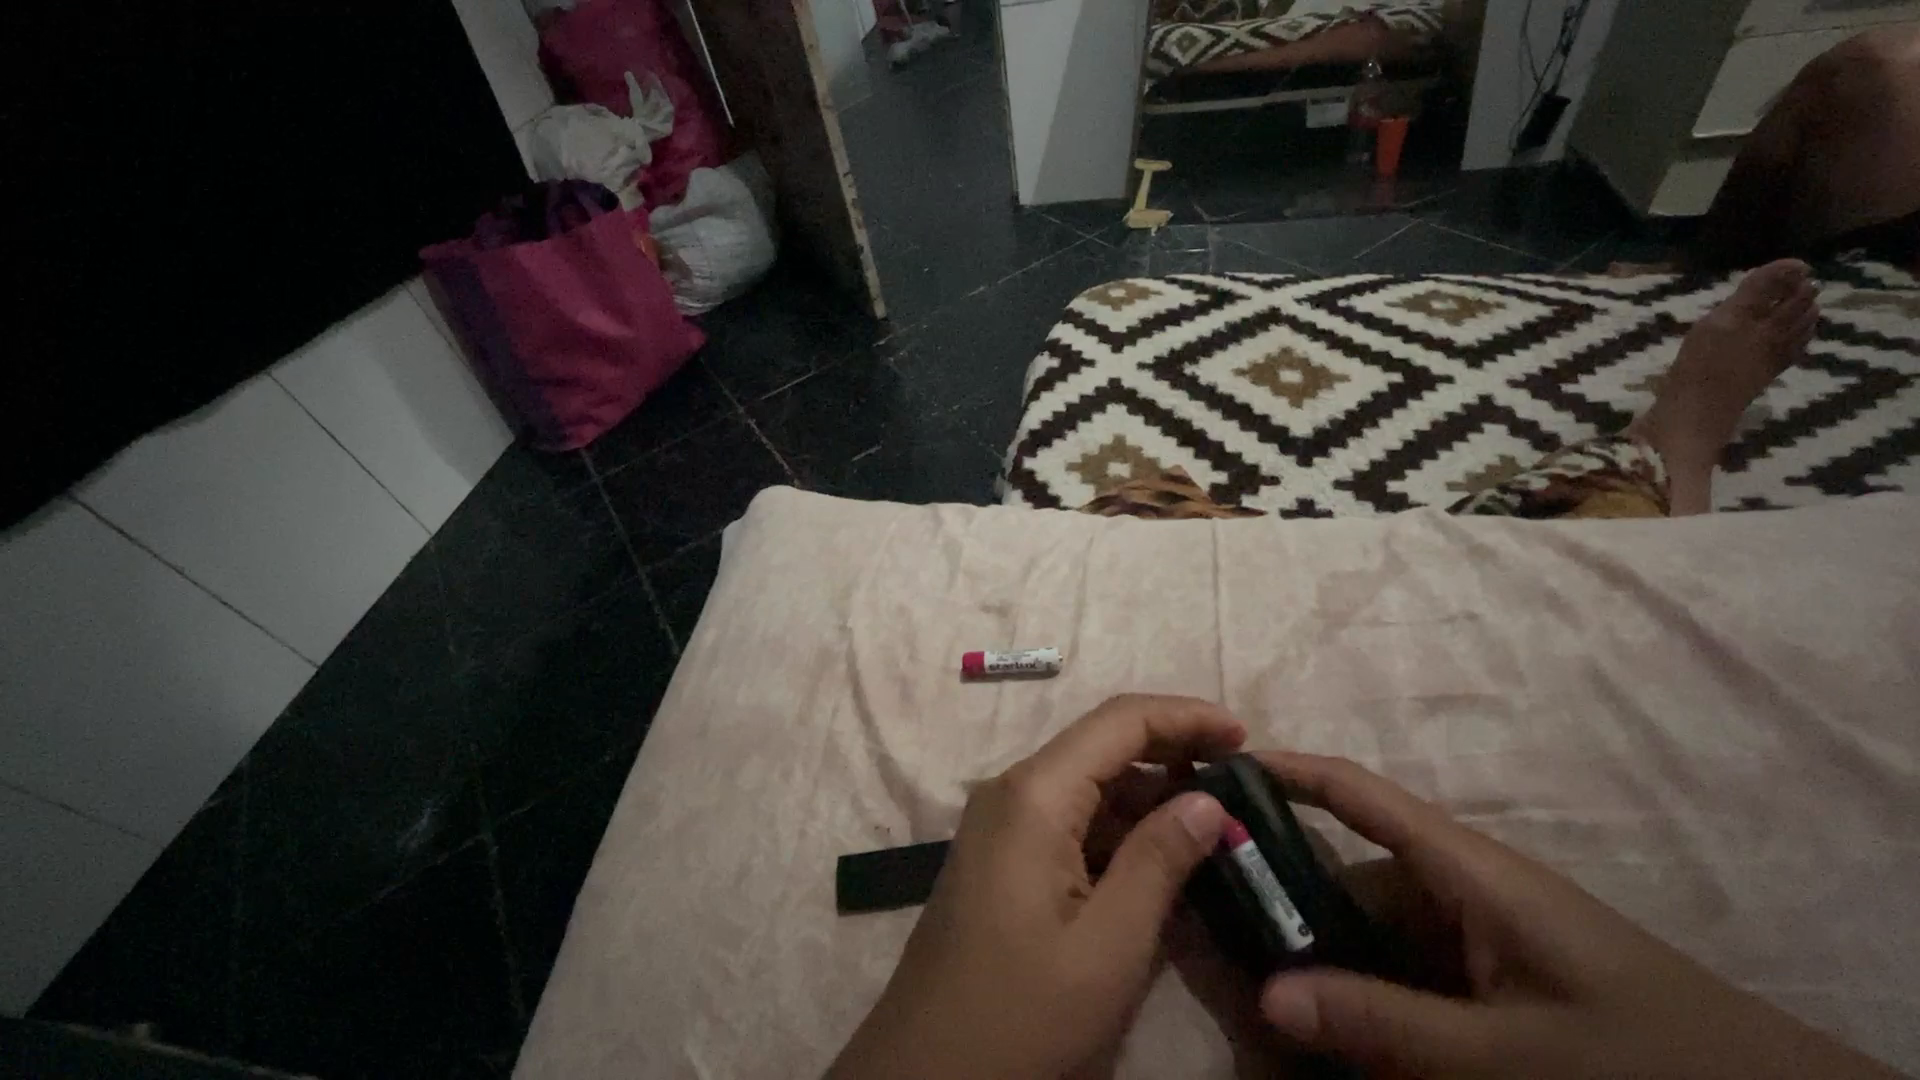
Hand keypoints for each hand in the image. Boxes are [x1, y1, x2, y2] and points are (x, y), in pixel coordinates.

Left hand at [825, 695, 1245, 1079]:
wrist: (926, 1073)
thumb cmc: (1021, 1013)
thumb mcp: (1109, 946)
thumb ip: (1160, 861)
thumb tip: (1209, 799)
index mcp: (1035, 795)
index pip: (1119, 721)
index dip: (1186, 717)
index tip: (1246, 739)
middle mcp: (1012, 793)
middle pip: (1103, 747)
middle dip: (1174, 757)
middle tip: (1242, 787)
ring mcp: (1002, 826)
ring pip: (1089, 787)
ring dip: (1150, 799)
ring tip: (1218, 826)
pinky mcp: (1003, 859)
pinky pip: (1070, 823)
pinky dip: (1120, 832)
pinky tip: (1166, 861)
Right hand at [1252, 753, 1904, 1079]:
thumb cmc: (1644, 1056)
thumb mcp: (1512, 1053)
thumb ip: (1387, 1024)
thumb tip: (1264, 995)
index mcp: (1466, 870)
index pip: (1358, 794)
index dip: (1287, 771)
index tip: (1214, 769)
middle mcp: (1458, 890)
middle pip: (1349, 875)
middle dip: (1283, 897)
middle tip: (1215, 925)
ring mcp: (1472, 937)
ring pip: (1370, 932)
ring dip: (1319, 956)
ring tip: (1255, 987)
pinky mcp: (1486, 980)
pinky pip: (1402, 973)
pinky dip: (1360, 992)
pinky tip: (1327, 1028)